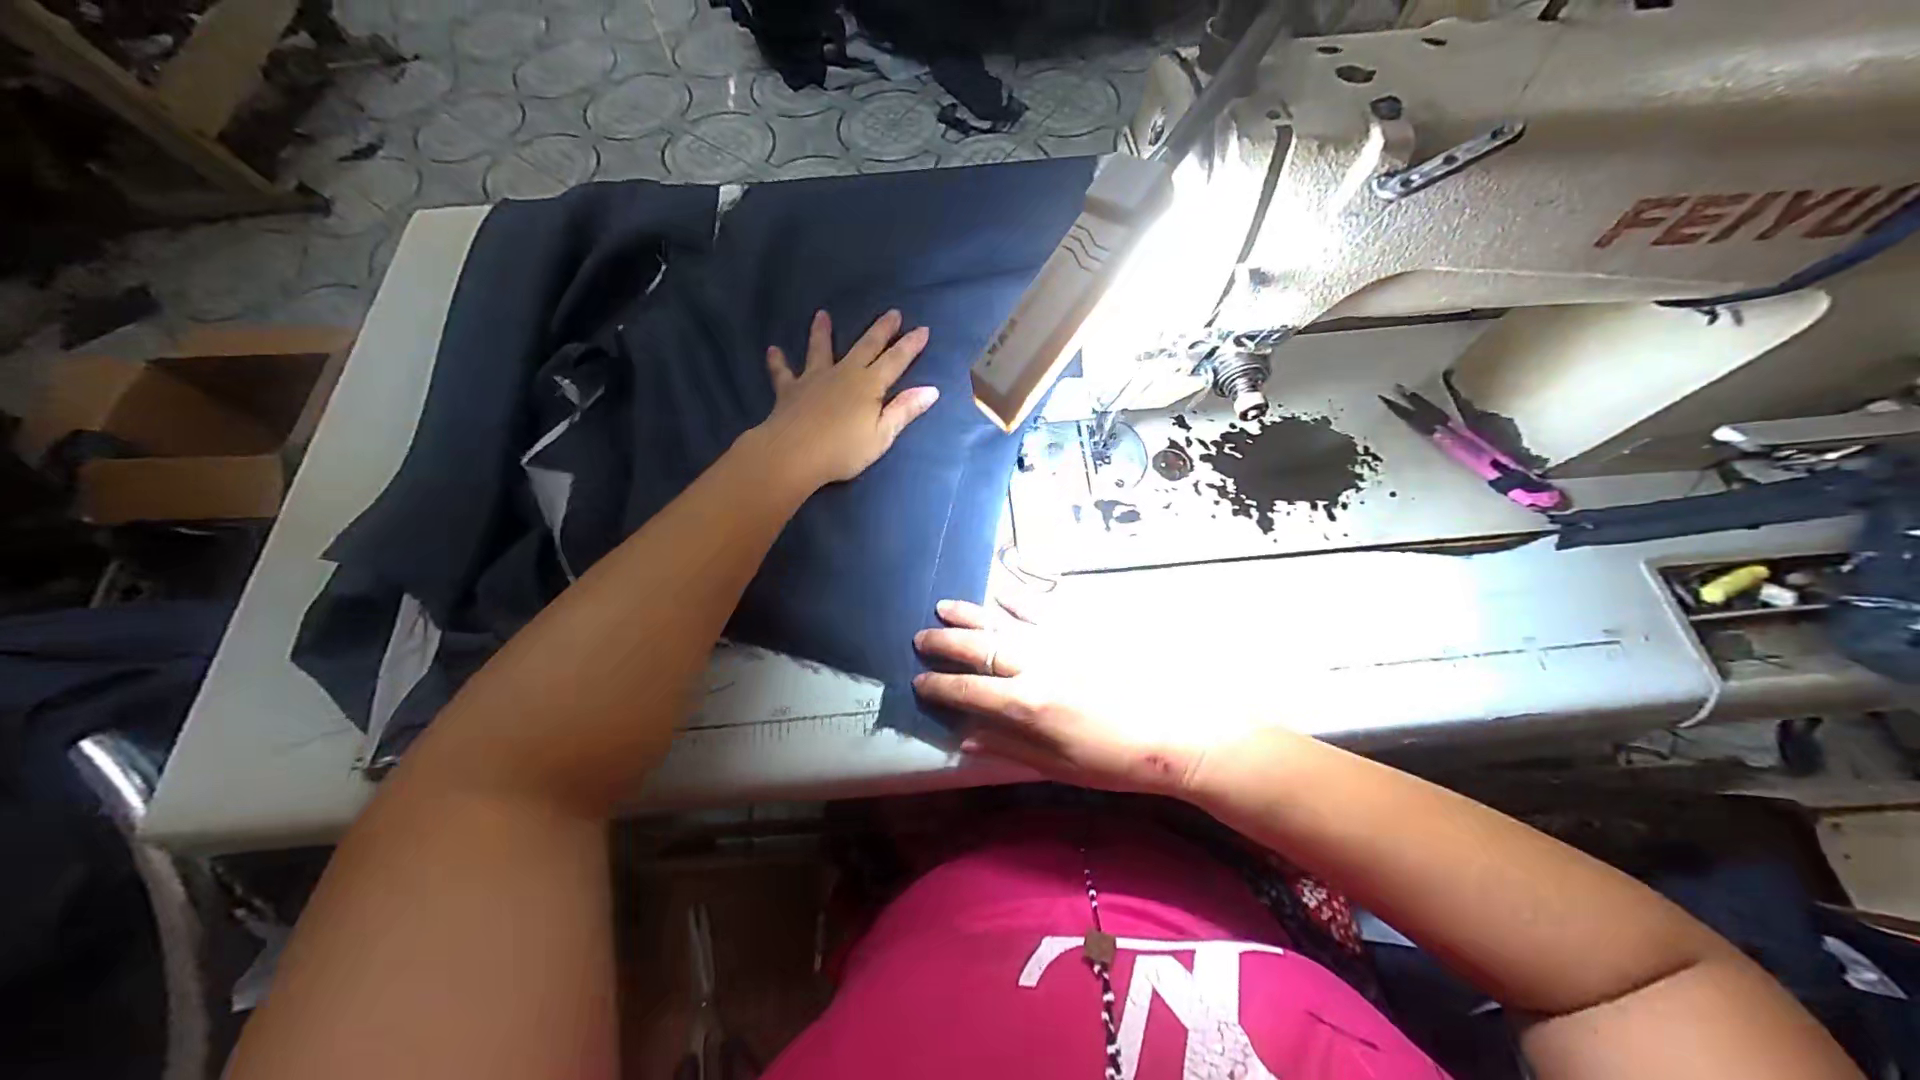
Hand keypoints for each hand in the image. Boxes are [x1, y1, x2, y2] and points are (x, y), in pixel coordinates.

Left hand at [752, 309, 938, 489]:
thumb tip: (931, 390)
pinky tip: (772, 350)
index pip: (895, 361)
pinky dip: (778, 361)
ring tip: (822, 315)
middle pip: (866, 347)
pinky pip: (782, 372)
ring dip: (822, 332)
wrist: (794, 454)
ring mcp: (814, 378)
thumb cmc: (843, 451)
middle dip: (881, 330)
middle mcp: (843, 373)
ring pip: (820, 350)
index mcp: (869, 385)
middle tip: (892, 313)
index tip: (923, 329)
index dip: (910, 345)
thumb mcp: (882, 436)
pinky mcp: (789, 390)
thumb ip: (904, 411)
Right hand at [912, 597, 1260, 796]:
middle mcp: (1038, 665)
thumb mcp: (1059, 766)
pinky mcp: (1084, 627)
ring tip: (944, 606)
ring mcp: (1061, 641)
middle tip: (921, 638)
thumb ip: (1008, 746)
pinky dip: (1018, 594)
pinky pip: (1043, 603)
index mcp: (1029, 705)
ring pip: (1004, 620)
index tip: (919, 680)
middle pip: (978, 648)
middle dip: (944, 643)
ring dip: (971, 614)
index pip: (968, 690)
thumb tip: (965, 735)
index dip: (939, 685)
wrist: (1178, 733)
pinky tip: (1000, 587)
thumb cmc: (1116, 760)